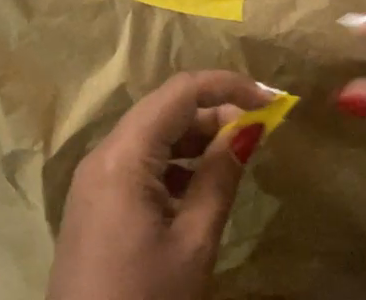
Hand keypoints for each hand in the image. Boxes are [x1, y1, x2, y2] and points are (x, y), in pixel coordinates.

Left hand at [47, 71, 271, 299]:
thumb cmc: (145, 299)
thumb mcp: (193, 242)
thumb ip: (220, 177)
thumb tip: (247, 129)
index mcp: (123, 155)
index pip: (180, 91)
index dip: (227, 86)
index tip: (270, 100)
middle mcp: (103, 154)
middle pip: (164, 109)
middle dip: (214, 111)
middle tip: (260, 131)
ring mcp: (95, 178)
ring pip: (152, 134)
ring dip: (196, 137)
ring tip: (237, 156)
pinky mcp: (95, 201)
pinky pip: (139, 162)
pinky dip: (174, 162)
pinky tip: (202, 187)